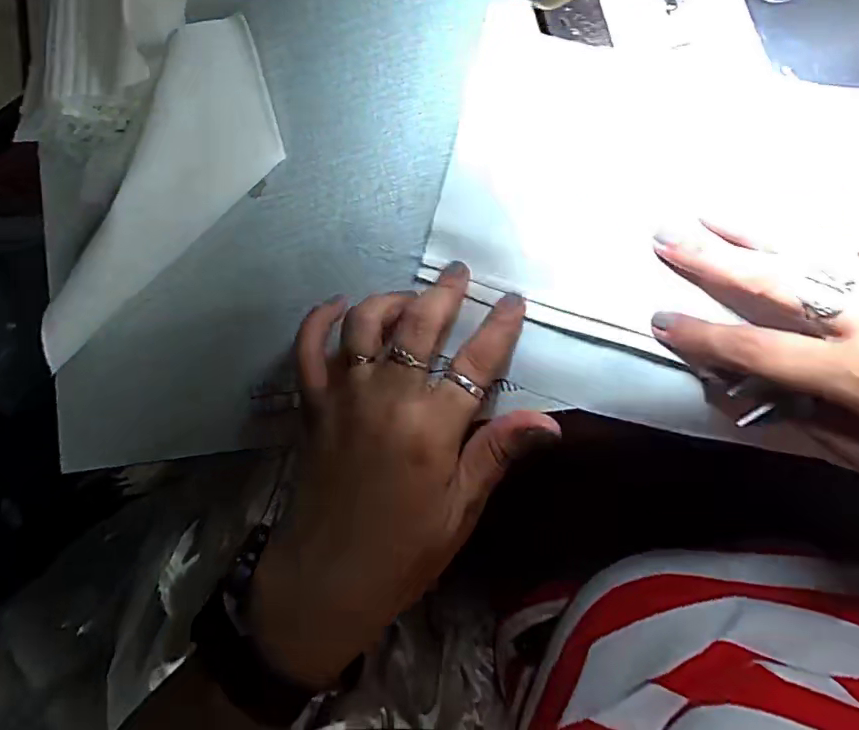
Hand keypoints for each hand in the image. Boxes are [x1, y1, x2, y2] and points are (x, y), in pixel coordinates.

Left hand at [248, 265, 560, 685]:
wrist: (321, 585)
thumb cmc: (402, 552)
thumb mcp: (460, 512)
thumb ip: (496, 454)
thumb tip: (549, 422)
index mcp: (431, 427)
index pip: (477, 362)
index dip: (500, 327)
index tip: (513, 300)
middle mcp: (387, 398)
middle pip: (419, 324)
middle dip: (445, 292)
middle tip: (459, 273)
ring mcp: (345, 396)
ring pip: (365, 323)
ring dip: (390, 300)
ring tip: (411, 296)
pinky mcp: (313, 404)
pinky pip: (309, 348)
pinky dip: (320, 319)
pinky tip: (338, 305)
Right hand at [649, 220, 858, 641]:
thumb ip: (827, 428)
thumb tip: (757, 398)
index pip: (761, 351)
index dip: (702, 334)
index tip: (660, 316)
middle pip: (781, 281)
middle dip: (713, 258)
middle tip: (665, 233)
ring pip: (832, 237)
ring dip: (767, 220)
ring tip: (718, 202)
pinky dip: (850, 203)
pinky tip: (812, 188)